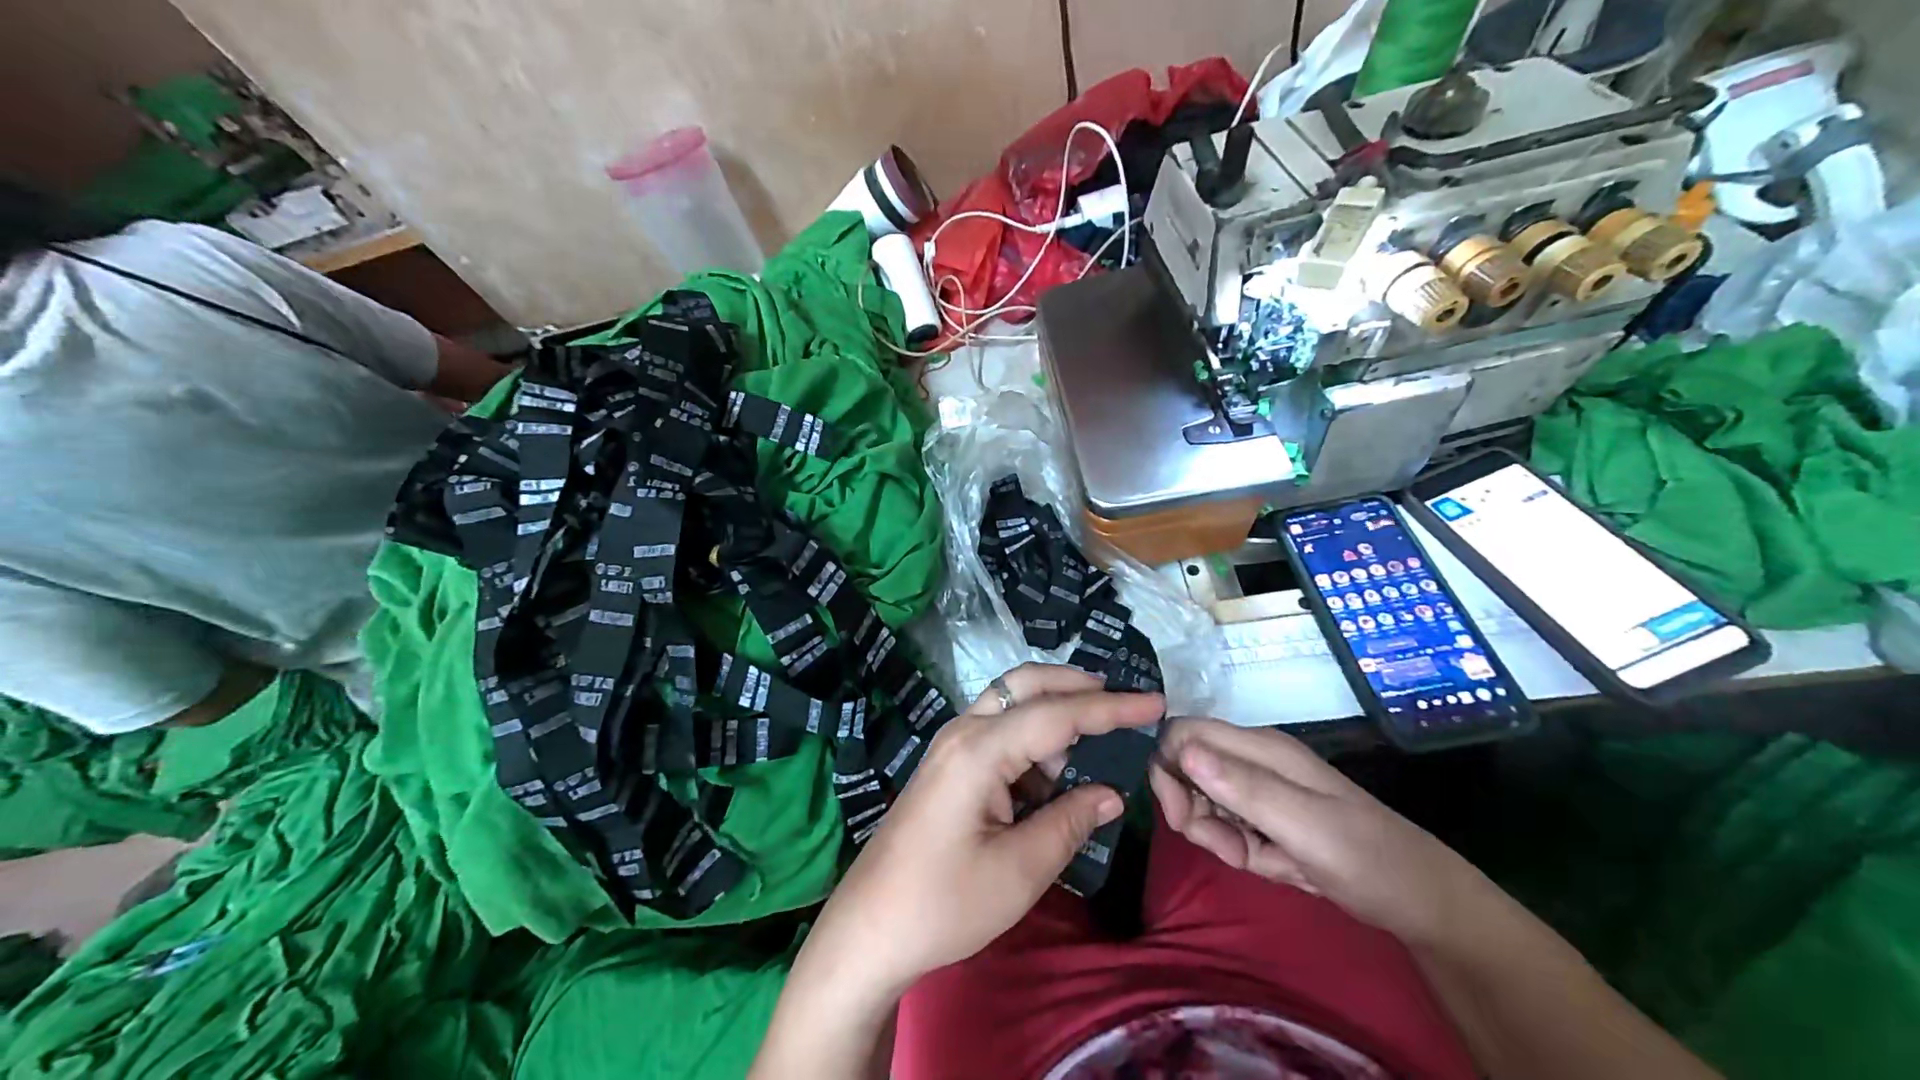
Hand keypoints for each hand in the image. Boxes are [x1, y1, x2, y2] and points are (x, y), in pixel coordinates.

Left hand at [804, 664, 1163, 997]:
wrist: (868, 931)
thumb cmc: (944, 904)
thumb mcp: (1021, 870)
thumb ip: (1071, 822)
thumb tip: (1111, 793)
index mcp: (979, 750)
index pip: (1056, 713)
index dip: (1110, 708)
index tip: (1156, 703)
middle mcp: (962, 733)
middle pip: (1025, 686)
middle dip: (1077, 687)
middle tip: (1124, 706)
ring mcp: (950, 748)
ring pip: (1011, 707)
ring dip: (1056, 718)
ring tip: (1098, 753)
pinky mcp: (948, 768)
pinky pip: (999, 735)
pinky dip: (1034, 744)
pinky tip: (1057, 779)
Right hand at [1151, 717, 1486, 946]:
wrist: (1419, 901)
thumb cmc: (1365, 856)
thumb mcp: (1303, 824)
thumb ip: (1242, 786)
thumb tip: (1181, 750)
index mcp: (1259, 747)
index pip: (1183, 733)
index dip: (1168, 768)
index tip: (1181, 813)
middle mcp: (1252, 760)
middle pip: (1185, 767)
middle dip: (1189, 808)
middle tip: (1219, 844)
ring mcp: (1258, 789)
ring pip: (1201, 800)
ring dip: (1213, 833)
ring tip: (1251, 858)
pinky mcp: (1264, 818)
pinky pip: (1224, 826)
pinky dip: (1233, 847)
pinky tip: (1266, 864)